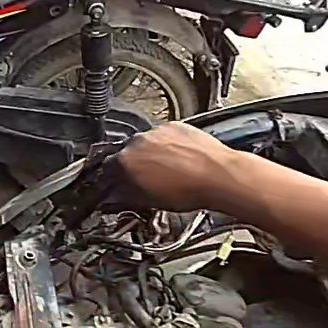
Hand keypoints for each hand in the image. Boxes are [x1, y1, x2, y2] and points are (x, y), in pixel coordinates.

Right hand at [115, 123, 239, 212]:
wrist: (219, 176)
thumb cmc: (189, 190)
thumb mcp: (150, 201)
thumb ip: (126, 195)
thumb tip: (117, 195)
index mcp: (125, 161)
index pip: (108, 168)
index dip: (114, 177)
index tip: (120, 182)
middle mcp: (137, 142)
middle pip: (128, 152)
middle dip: (136, 164)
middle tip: (149, 178)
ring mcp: (156, 132)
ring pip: (147, 143)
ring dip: (152, 153)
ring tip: (170, 169)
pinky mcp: (174, 126)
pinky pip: (165, 135)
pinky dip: (169, 145)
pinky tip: (180, 158)